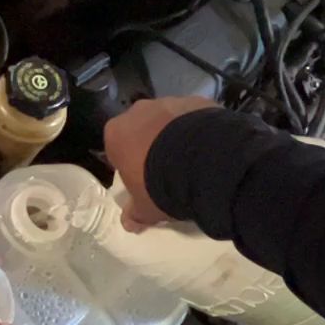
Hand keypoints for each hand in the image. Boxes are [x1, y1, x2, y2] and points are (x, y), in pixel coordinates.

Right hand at [103, 96, 216, 230]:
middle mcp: (138, 111)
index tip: (142, 179)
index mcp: (116, 133)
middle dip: (151, 144)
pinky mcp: (196, 100)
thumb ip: (134, 213)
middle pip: (141, 129)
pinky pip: (192, 116)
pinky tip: (208, 148)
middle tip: (167, 169)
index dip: (129, 164)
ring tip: (192, 160)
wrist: (203, 163)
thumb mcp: (145, 208)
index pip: (116, 148)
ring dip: (175, 135)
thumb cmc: (160, 186)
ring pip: (167, 120)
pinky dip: (196, 129)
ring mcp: (168, 102)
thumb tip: (128, 223)